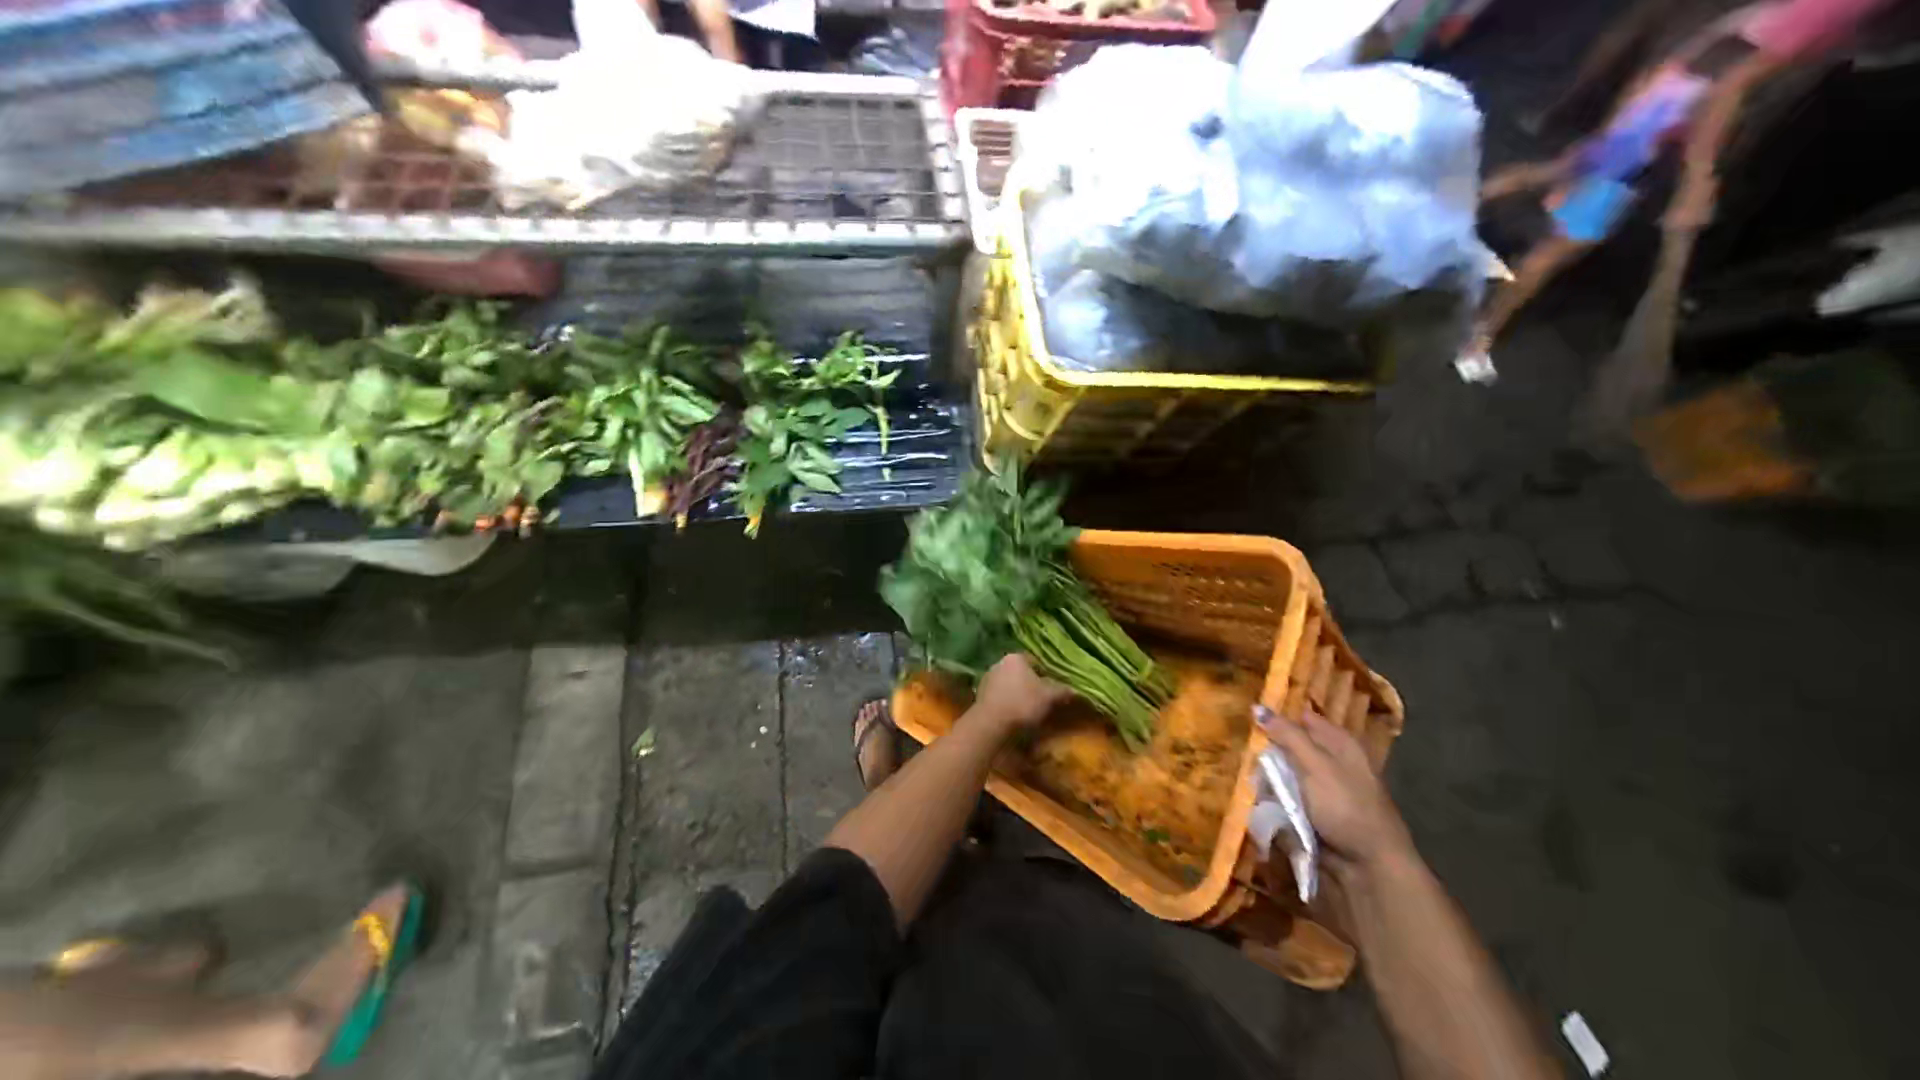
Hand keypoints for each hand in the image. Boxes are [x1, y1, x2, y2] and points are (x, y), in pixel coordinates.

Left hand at [968, 654, 1071, 734]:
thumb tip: (1074, 689)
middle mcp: (998, 664)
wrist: (991, 725)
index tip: (1054, 687)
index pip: (1035, 661)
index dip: (1047, 673)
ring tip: (1030, 711)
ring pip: (1009, 685)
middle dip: (1031, 684)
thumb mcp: (1050, 696)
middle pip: (1020, 673)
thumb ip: (1063, 690)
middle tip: (1044, 699)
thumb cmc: (1023, 703)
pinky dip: (1007, 704)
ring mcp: (986, 680)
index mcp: (1015, 657)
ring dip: (1018, 695)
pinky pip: (999, 698)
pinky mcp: (979, 697)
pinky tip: (1015, 716)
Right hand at [1255, 705, 1413, 876]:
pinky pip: (1286, 797)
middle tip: (1246, 753)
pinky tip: (1260, 800)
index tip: (1249, 718)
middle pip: (1291, 746)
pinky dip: (1274, 798)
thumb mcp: (1316, 765)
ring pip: (1285, 773)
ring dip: (1268, 778)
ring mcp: (1322, 789)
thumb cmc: (1346, 807)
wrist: (1368, 865)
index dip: (1278, 716)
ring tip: (1251, 780)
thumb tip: (1257, 706)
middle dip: (1268, 750)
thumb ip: (1287, 735)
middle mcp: (1332, 762)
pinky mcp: (1314, 813)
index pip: (1302, 717)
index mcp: (1339, 742)